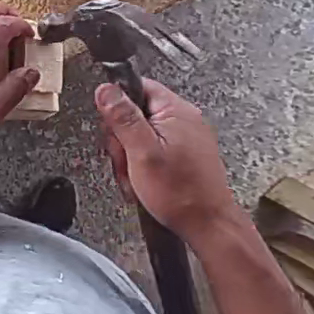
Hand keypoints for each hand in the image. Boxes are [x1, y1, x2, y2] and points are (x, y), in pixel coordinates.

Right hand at [96, 79, 249, 246]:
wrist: (207, 226)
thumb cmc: (180, 192)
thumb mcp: (141, 151)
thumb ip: (122, 117)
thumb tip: (106, 89)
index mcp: (176, 111)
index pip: (137, 87)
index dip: (117, 105)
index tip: (112, 127)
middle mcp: (184, 120)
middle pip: (134, 113)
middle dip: (121, 139)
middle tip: (126, 159)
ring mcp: (184, 138)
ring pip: (139, 135)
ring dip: (129, 156)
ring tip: (135, 175)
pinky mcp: (182, 155)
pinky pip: (150, 150)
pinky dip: (141, 165)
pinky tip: (142, 181)